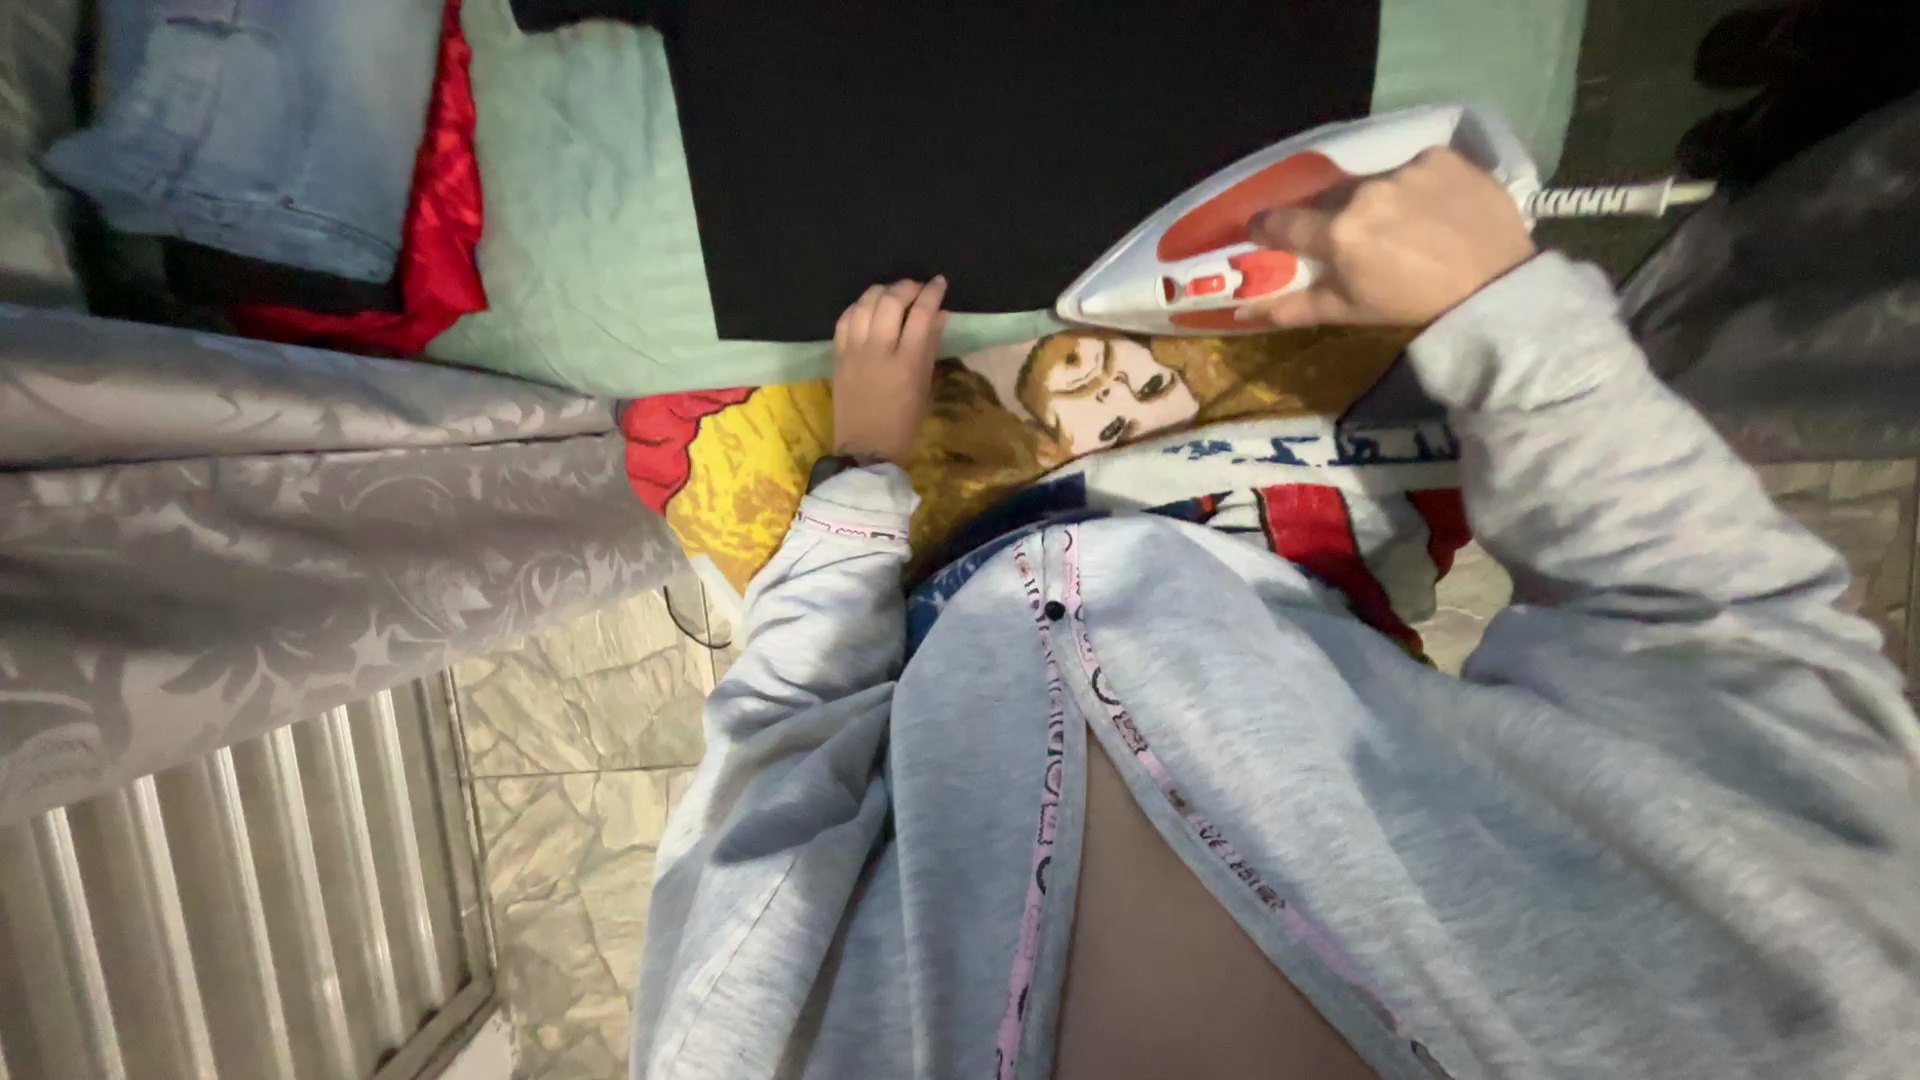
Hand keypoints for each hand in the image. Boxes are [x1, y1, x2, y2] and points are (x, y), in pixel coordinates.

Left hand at [832, 277, 949, 463]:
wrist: (866, 449)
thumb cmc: (904, 424)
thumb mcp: (924, 387)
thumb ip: (930, 347)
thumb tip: (940, 314)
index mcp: (907, 364)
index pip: (921, 314)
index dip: (932, 293)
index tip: (939, 283)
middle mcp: (879, 352)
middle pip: (891, 302)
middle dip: (907, 287)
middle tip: (917, 289)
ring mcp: (854, 352)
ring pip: (865, 304)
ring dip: (881, 291)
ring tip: (893, 294)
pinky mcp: (837, 356)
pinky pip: (845, 319)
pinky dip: (859, 306)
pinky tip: (869, 307)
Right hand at [1240, 147, 1535, 327]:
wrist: (1492, 284)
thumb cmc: (1409, 304)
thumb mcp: (1345, 311)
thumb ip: (1290, 307)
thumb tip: (1242, 309)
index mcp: (1337, 232)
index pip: (1282, 221)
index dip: (1268, 227)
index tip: (1265, 232)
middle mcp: (1365, 192)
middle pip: (1328, 198)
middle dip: (1328, 216)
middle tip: (1345, 238)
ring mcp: (1405, 170)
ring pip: (1370, 182)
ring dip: (1372, 201)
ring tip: (1394, 224)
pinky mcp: (1441, 157)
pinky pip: (1411, 169)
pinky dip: (1411, 187)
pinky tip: (1427, 209)